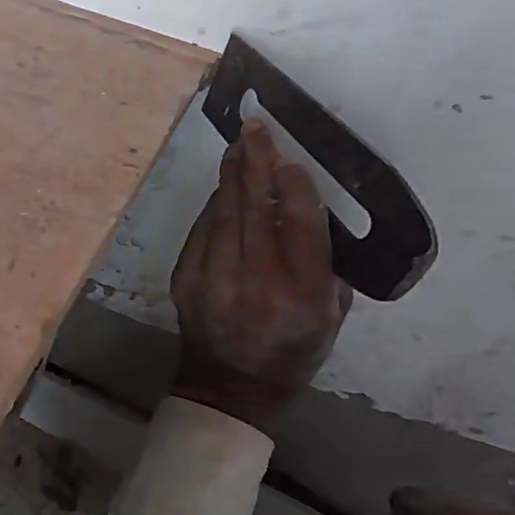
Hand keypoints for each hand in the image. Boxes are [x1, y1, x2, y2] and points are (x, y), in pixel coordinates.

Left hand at [169, 119, 351, 434]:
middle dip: (254, 162)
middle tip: (255, 129)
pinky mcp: (185, 278)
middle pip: (253, 207)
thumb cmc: (291, 351)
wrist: (229, 385)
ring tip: (239, 147)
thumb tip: (302, 209)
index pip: (298, 224)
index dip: (293, 185)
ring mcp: (213, 278)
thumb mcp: (329, 317)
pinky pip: (203, 230)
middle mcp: (255, 281)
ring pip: (223, 213)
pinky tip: (225, 190)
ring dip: (231, 176)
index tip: (289, 159)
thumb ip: (323, 263)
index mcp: (301, 294)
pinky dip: (215, 207)